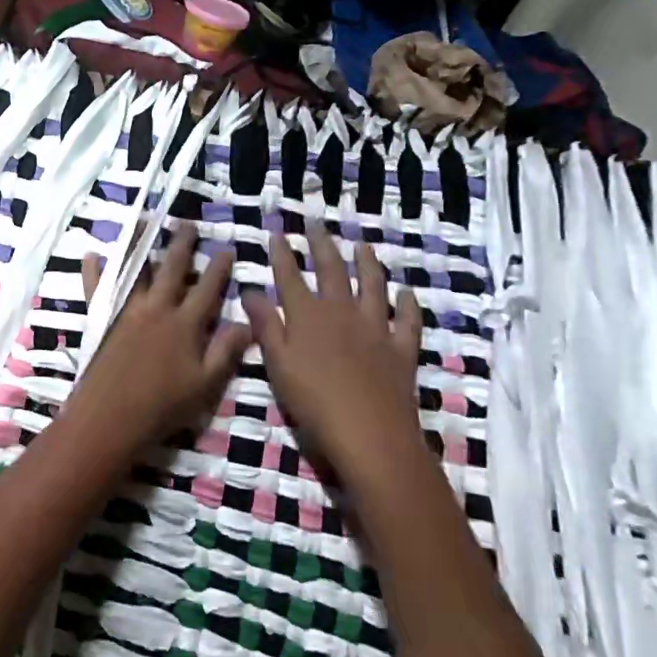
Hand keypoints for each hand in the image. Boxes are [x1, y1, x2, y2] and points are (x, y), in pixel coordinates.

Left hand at [64, 225, 252, 452]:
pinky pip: (98, 289)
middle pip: (172, 269)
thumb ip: (225, 351)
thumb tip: (248, 323)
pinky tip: (92, 255)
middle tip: (187, 222)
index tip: (227, 249)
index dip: (220, 268)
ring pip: (137, 269)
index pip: (208, 289)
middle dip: (182, 244)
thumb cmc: (163, 406)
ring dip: (142, 244)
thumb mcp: (205, 384)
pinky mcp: (103, 320)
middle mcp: (157, 308)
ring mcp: (127, 311)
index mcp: (185, 324)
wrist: (111, 418)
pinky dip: (95, 271)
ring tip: (145, 222)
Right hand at [243, 223, 425, 484]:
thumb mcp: (278, 366)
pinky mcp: (401, 348)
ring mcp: (375, 328)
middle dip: (321, 245)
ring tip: (363, 246)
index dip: (283, 254)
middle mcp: (342, 312)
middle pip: (331, 270)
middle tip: (316, 223)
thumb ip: (265, 326)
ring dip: (367, 263)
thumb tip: (249, 291)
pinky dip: (407, 305)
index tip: (278, 233)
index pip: (290, 277)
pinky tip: (406, 294)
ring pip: (372, 286)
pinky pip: (407, 320)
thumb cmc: (313, 403)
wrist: (369, 433)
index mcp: (308, 316)